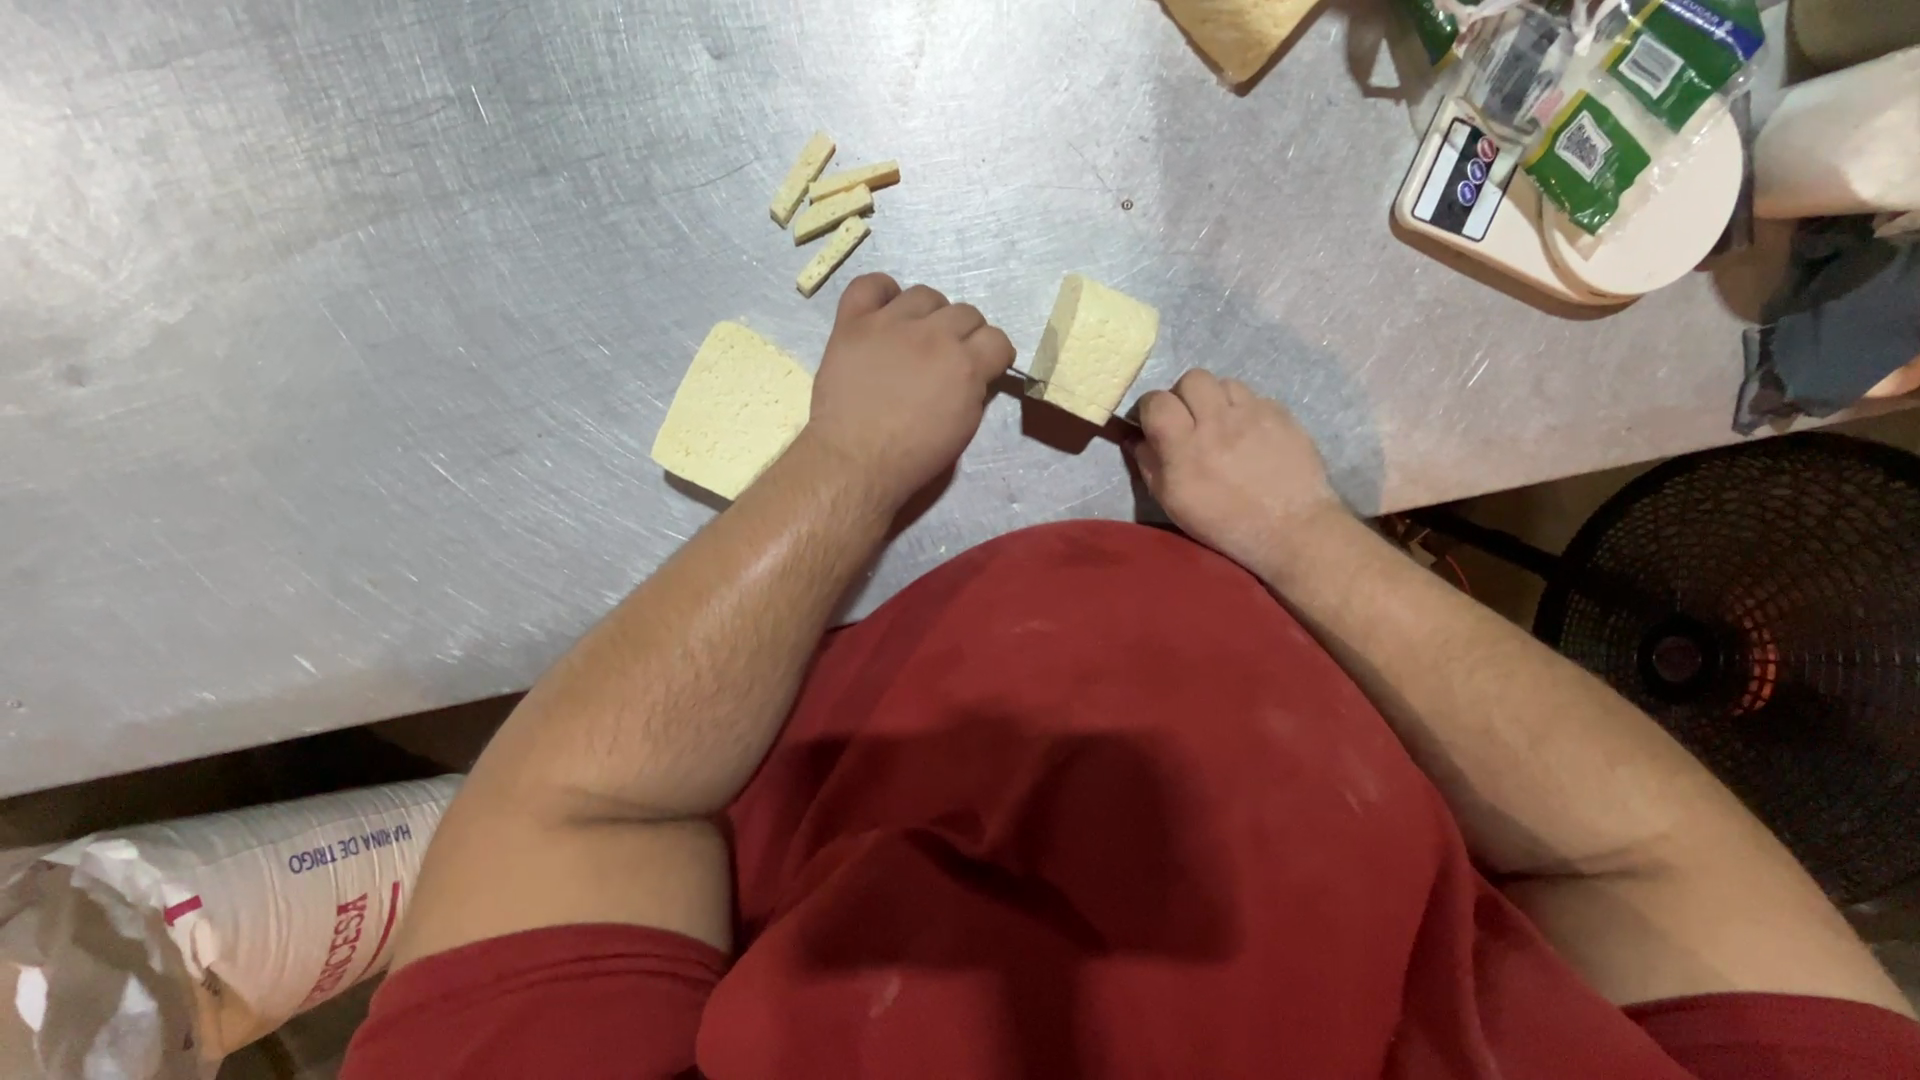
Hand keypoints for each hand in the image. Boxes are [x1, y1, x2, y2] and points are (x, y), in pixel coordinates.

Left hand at [803, 273, 1015, 509]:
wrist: (854, 461)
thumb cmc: (913, 457)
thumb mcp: (963, 428)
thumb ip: (975, 390)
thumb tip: (975, 373)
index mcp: (964, 365)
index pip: (997, 338)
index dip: (994, 354)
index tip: (985, 367)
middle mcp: (932, 335)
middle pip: (965, 312)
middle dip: (965, 335)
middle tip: (948, 358)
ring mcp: (889, 324)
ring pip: (924, 294)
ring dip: (929, 314)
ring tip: (917, 337)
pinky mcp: (853, 323)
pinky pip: (870, 285)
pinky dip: (881, 292)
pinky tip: (884, 311)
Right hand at [1133, 370, 1347, 573]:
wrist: (1289, 529)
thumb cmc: (1224, 523)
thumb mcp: (1173, 502)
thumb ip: (1149, 465)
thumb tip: (1136, 439)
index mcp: (1185, 447)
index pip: (1157, 401)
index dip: (1150, 408)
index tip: (1154, 422)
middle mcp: (1217, 422)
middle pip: (1191, 379)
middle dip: (1184, 396)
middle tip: (1190, 420)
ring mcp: (1253, 414)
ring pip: (1224, 383)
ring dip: (1216, 399)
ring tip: (1222, 424)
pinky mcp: (1281, 414)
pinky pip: (1254, 397)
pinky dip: (1246, 411)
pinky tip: (1250, 434)